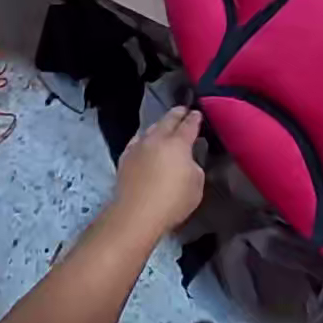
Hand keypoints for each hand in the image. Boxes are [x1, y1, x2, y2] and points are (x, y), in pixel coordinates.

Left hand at [111, 106, 205, 239]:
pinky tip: (144, 140)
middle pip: (168, 120)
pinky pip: (137, 140)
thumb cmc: (173, 200)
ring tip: (164, 124)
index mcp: (178, 143)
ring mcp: (138, 146)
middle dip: (177, 114)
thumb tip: (187, 159)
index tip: (197, 113)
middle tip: (183, 110)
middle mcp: (157, 139)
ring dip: (160, 124)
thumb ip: (194, 166)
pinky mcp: (125, 157)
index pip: (189, 125)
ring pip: (151, 128)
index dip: (194, 118)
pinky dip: (144, 137)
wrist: (137, 213)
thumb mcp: (197, 184)